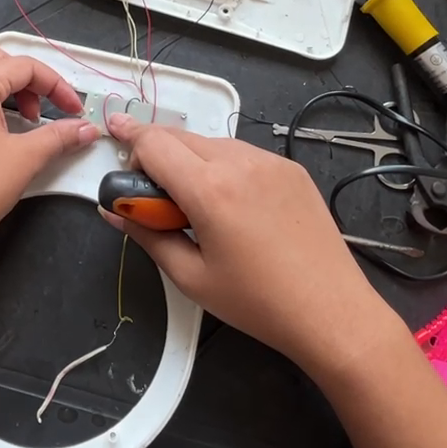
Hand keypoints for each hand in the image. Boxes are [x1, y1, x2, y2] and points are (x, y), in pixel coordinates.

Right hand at [102, 113, 402, 378]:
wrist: (333, 312)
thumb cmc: (256, 302)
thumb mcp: (191, 277)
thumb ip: (147, 234)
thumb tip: (113, 211)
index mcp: (209, 189)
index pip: (154, 143)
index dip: (130, 142)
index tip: (114, 139)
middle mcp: (239, 162)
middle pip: (180, 135)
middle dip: (155, 150)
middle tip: (146, 184)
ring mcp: (269, 160)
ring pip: (211, 142)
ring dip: (189, 158)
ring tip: (191, 201)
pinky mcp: (290, 168)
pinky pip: (242, 153)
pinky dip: (223, 165)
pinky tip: (229, 202)